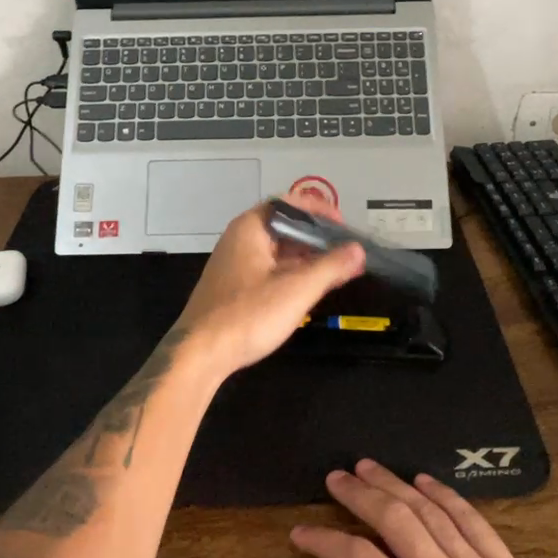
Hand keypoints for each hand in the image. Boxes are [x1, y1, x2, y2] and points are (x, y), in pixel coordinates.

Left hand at [172, 196, 365, 376]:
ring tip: (338, 271)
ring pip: (278, 251)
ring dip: (308, 258)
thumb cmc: (248, 315)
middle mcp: (240, 239)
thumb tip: (358, 250)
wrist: (200, 354)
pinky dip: (293, 273)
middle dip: (318, 238)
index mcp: (250, 228)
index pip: (289, 203)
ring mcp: (235, 264)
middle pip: (284, 227)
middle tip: (347, 252)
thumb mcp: (296, 290)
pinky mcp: (234, 287)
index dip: (319, 210)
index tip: (344, 225)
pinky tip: (310, 289)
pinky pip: (269, 269)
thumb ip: (330, 267)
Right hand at [291, 460, 557, 557]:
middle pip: (394, 520)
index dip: (326, 543)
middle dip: (360, 494)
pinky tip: (427, 481)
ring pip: (430, 511)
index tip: (302, 533)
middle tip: (336, 477)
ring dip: (396, 485)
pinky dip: (446, 495)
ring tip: (371, 468)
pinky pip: (472, 520)